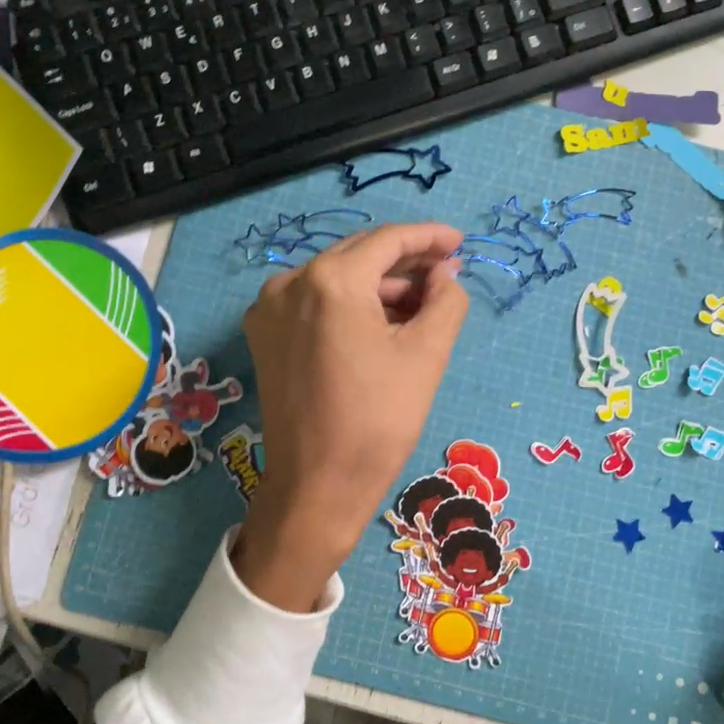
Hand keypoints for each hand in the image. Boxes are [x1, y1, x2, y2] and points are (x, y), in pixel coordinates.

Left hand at [232, 223, 468, 611]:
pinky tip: (381, 322)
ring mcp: (269, 308)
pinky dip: (349, 305)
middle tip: (446, 274)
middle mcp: (290, 281)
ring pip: (336, 278)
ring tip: (422, 304)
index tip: (460, 242)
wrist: (317, 486)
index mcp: (330, 280)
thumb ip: (446, 300)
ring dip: (379, 285)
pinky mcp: (264, 334)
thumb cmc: (377, 420)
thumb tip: (445, 274)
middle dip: (405, 262)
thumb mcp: (426, 355)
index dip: (428, 237)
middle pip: (358, 255)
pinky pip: (314, 302)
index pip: (387, 241)